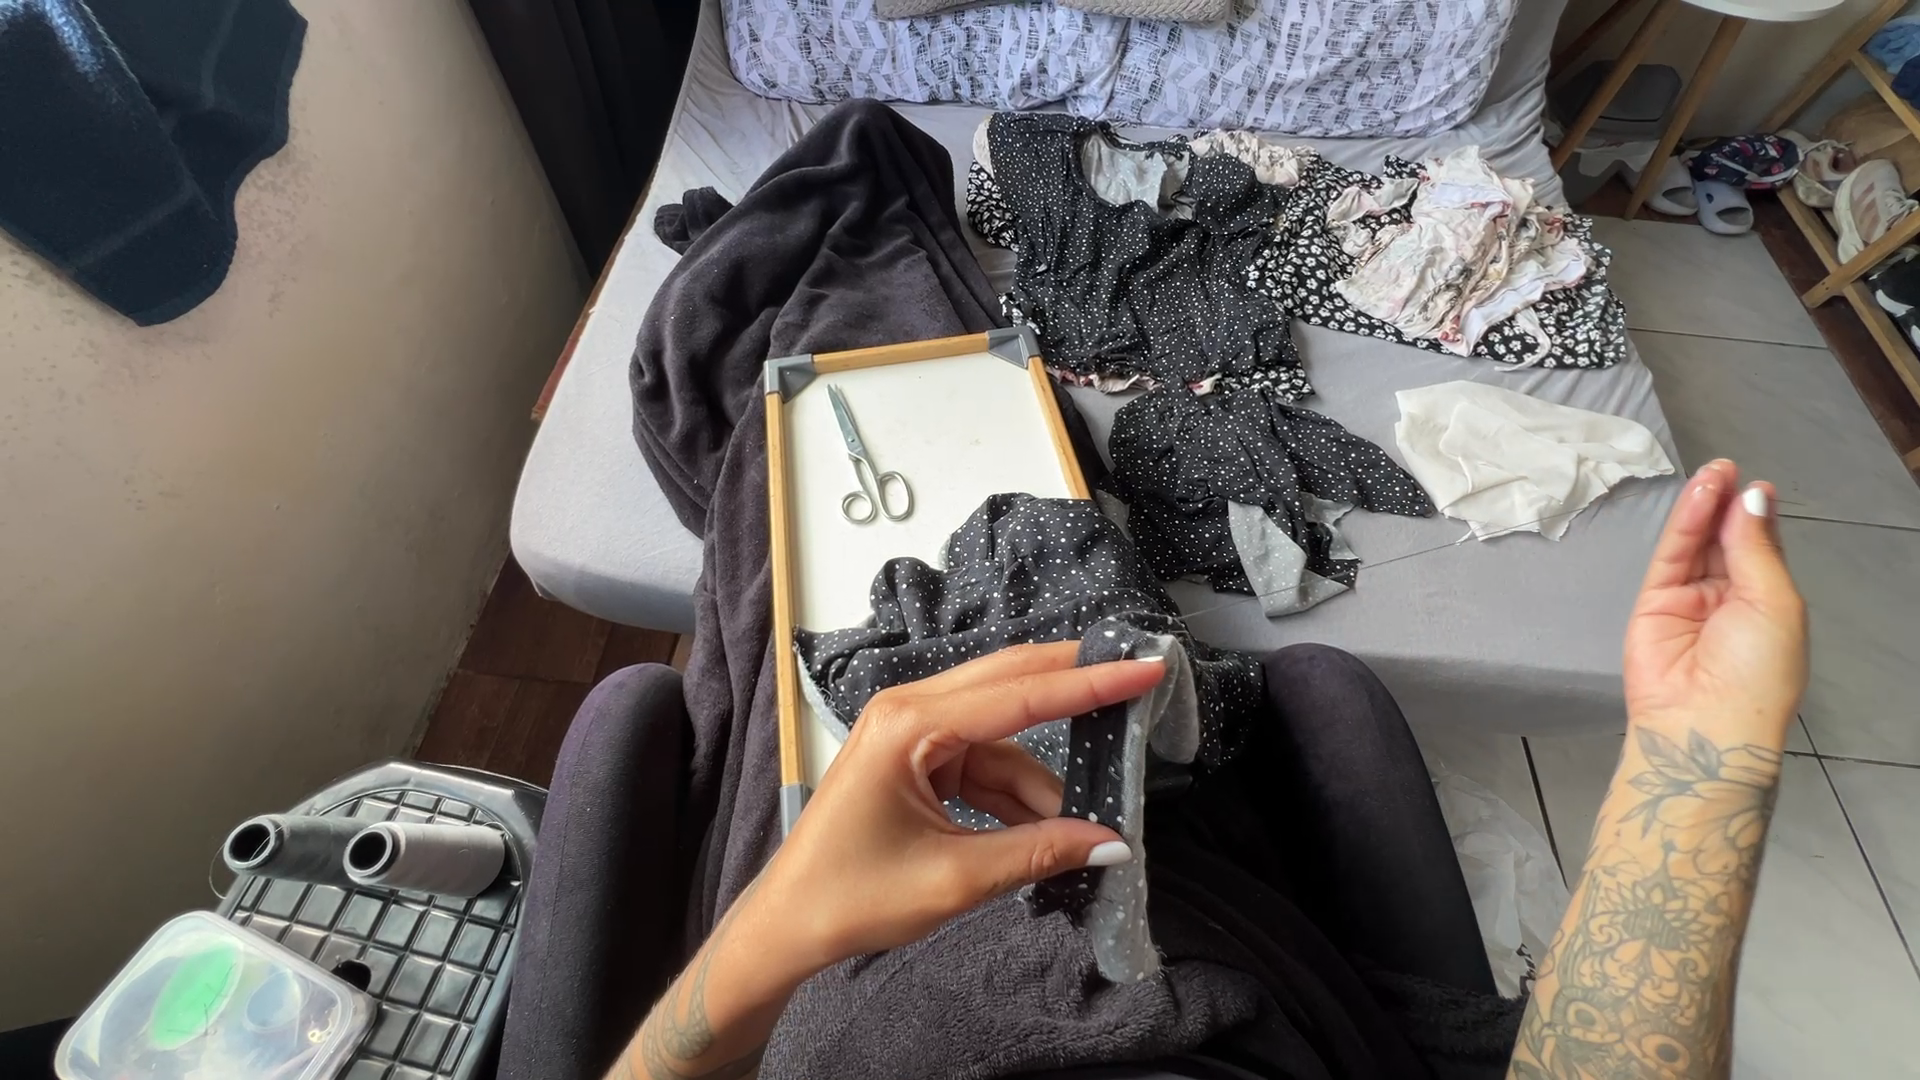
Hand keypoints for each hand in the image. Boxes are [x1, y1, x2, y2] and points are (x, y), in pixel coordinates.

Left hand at [739, 643, 1164, 982]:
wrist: (788, 923)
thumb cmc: (852, 896)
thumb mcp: (954, 878)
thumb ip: (1037, 852)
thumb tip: (1111, 843)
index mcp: (910, 722)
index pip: (1018, 693)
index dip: (1089, 683)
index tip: (1143, 667)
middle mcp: (912, 709)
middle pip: (1011, 684)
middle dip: (1074, 689)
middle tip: (1138, 683)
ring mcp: (915, 731)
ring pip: (1003, 738)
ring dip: (1043, 782)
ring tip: (1087, 827)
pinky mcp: (920, 756)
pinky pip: (984, 764)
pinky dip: (1016, 796)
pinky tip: (1047, 830)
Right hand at [1623, 459, 1807, 740]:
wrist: (1703, 714)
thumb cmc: (1758, 667)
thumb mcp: (1773, 604)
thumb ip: (1755, 550)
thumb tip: (1751, 499)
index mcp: (1769, 601)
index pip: (1761, 549)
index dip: (1757, 517)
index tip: (1756, 484)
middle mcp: (1729, 595)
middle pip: (1726, 541)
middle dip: (1727, 505)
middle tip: (1725, 467)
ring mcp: (1688, 597)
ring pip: (1696, 544)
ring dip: (1704, 508)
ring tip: (1711, 473)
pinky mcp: (1651, 598)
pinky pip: (1669, 556)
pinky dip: (1682, 527)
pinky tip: (1695, 500)